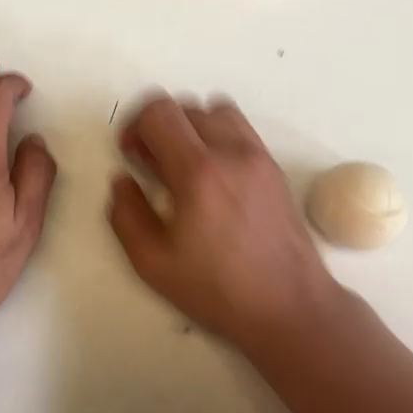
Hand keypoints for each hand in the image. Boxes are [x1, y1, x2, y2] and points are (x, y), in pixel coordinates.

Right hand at [108, 94, 344, 349]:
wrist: (289, 306)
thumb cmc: (217, 289)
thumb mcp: (152, 263)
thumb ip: (126, 214)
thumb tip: (122, 181)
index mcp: (198, 171)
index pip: (159, 111)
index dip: (134, 125)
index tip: (131, 155)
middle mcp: (232, 151)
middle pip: (187, 106)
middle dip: (160, 127)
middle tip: (152, 165)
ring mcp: (259, 157)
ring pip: (217, 111)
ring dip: (192, 127)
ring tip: (184, 166)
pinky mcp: (275, 169)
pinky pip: (241, 130)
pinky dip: (219, 138)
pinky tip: (212, 179)